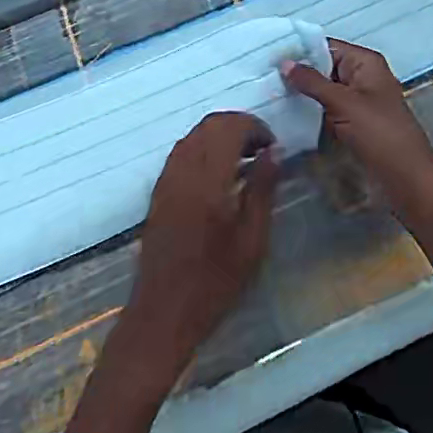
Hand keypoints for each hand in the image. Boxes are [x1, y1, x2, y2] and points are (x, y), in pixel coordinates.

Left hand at [125, 111, 280, 372]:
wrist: (165, 308)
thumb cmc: (217, 280)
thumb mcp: (252, 239)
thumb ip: (262, 190)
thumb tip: (273, 152)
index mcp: (207, 178)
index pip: (228, 128)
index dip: (254, 126)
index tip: (273, 145)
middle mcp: (182, 168)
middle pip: (209, 125)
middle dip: (238, 126)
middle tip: (263, 150)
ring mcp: (166, 177)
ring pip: (194, 135)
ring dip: (220, 136)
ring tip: (247, 160)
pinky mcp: (159, 189)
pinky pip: (182, 152)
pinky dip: (204, 149)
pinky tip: (222, 174)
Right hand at [282, 38, 432, 174]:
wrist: (407, 179)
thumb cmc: (380, 134)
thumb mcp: (343, 103)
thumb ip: (311, 81)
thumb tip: (283, 63)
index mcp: (365, 63)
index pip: (325, 46)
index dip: (298, 49)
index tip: (268, 54)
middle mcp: (361, 76)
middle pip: (322, 65)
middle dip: (296, 70)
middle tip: (262, 73)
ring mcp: (357, 99)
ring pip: (322, 88)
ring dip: (300, 90)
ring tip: (267, 89)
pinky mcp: (352, 120)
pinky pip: (325, 106)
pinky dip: (309, 107)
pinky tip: (284, 109)